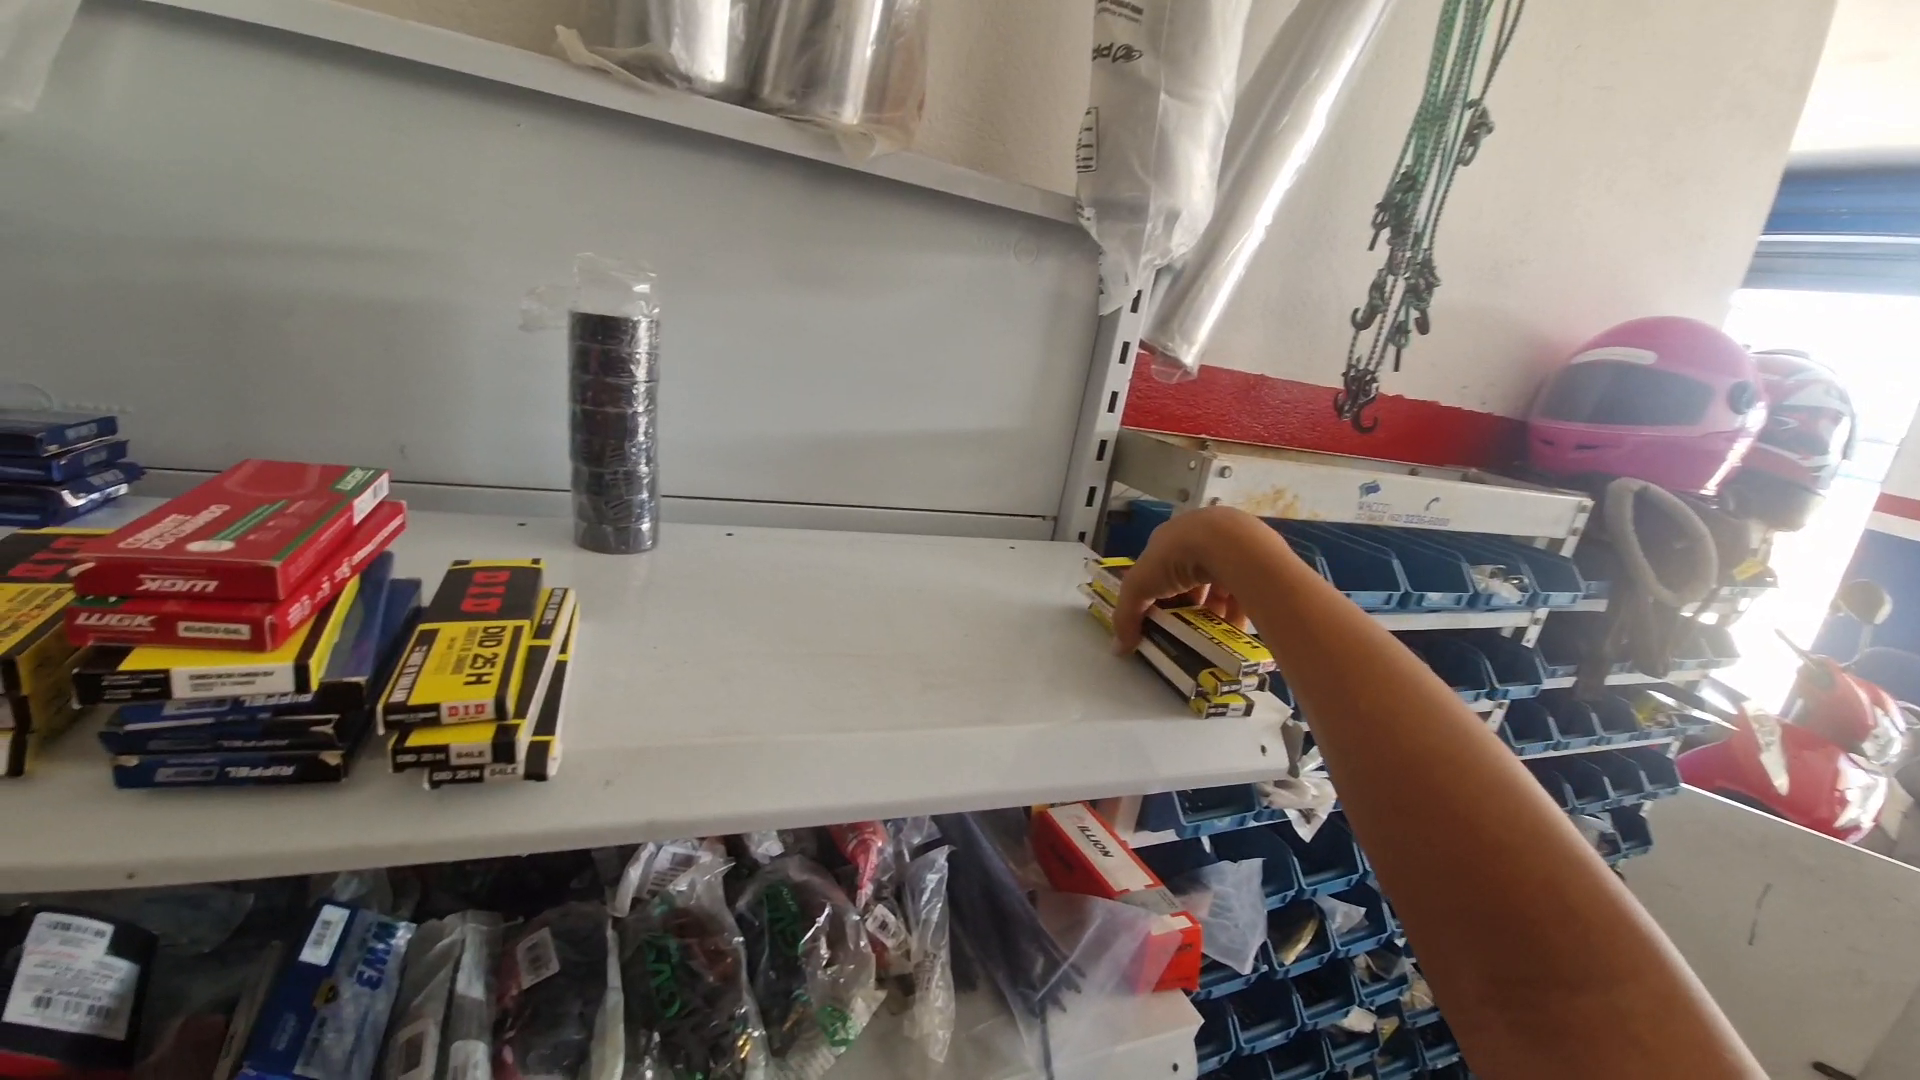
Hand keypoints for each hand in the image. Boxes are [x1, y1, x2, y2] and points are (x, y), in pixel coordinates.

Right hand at [1110, 505, 1282, 652]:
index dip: (1157, 594)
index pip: (1160, 568)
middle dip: (1187, 606)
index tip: (1158, 619)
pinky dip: (1236, 611)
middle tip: (1184, 631)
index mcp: (1171, 537)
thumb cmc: (1176, 557)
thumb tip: (1118, 648)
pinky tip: (1232, 631)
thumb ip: (1126, 615)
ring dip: (1212, 611)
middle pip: (1190, 578)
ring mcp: (1231, 546)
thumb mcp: (1138, 584)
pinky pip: (1244, 590)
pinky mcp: (1256, 561)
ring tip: (1210, 636)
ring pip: (1218, 585)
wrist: (1229, 544)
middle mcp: (1201, 537)